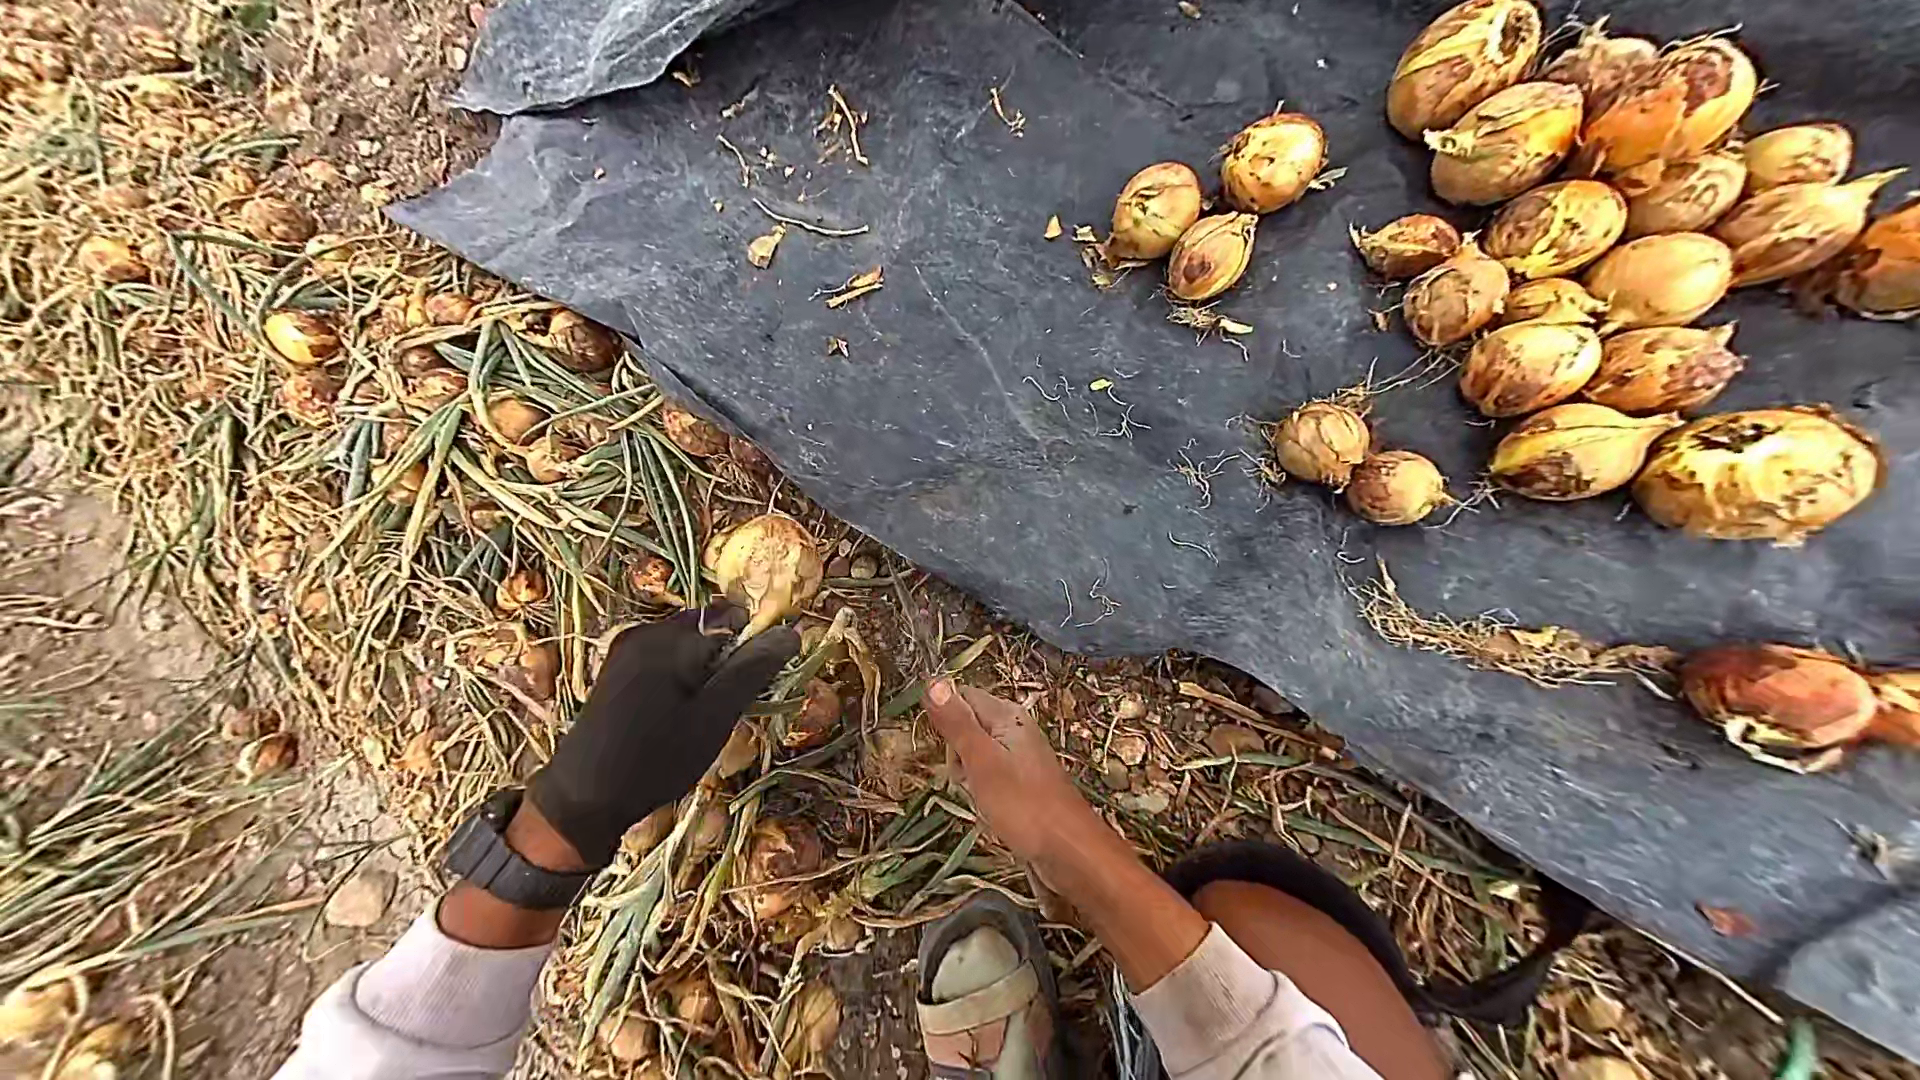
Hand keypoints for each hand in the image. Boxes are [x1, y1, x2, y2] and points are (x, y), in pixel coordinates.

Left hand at [528, 604, 798, 866]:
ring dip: (710, 672)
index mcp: (669, 637)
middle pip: (711, 628)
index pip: (733, 616)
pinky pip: (670, 660)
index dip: (753, 644)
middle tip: (728, 706)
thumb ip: (753, 669)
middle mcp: (646, 633)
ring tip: (704, 716)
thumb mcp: (715, 716)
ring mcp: (628, 651)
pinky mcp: (620, 671)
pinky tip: (681, 716)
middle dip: (731, 660)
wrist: (580, 804)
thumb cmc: (654, 760)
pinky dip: (687, 680)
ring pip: (692, 647)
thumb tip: (791, 632)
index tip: (755, 683)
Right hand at [922, 679, 1107, 880]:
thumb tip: (932, 680)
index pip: (961, 696)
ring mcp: (1021, 755)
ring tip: (984, 799)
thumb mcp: (982, 761)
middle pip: (966, 726)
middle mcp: (1015, 728)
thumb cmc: (1024, 805)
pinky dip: (984, 793)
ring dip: (969, 779)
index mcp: (1007, 715)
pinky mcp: (1023, 781)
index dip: (947, 721)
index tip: (951, 752)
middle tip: (970, 780)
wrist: (1070, 852)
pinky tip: (993, 812)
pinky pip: (989, 777)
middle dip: (957, 755)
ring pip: (975, 756)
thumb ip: (957, 722)